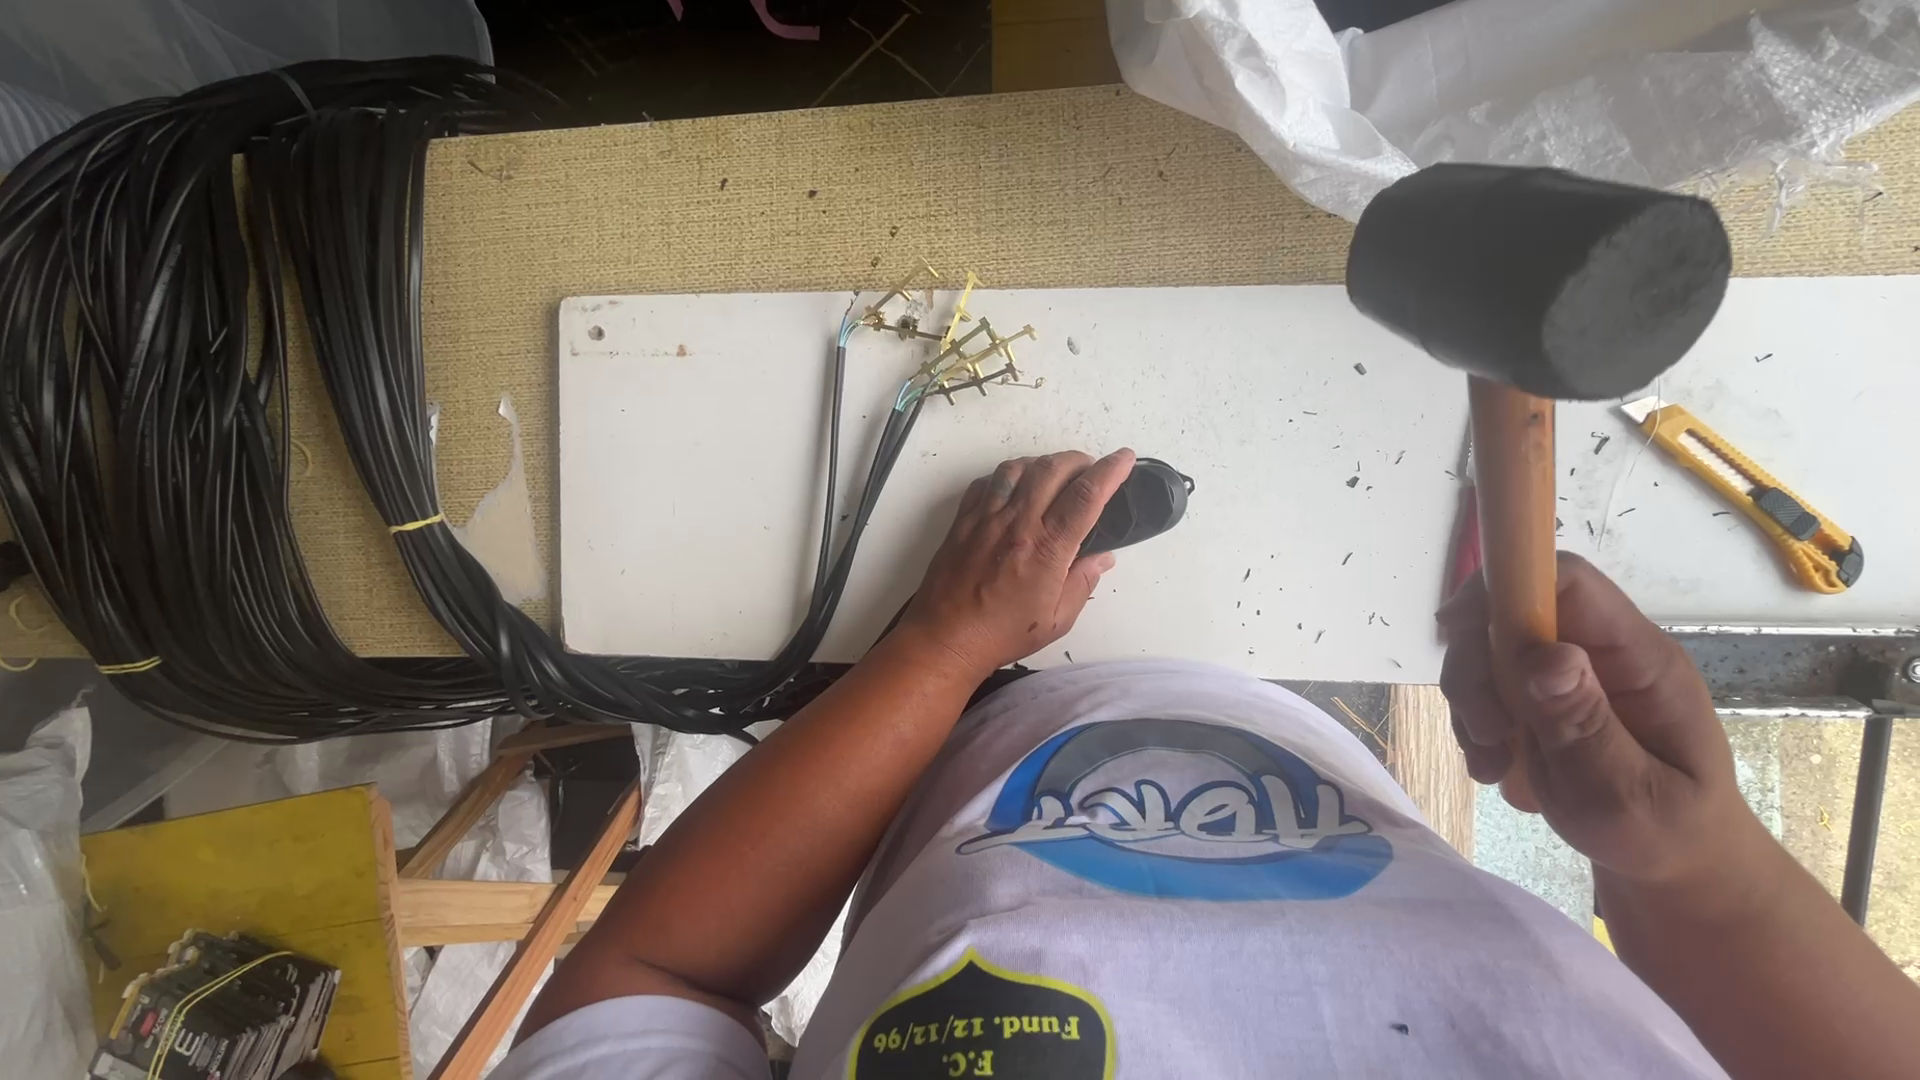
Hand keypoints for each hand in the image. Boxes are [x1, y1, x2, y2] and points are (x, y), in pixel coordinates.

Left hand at [893, 449, 1135, 682]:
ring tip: (1054, 474)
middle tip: (1090, 468)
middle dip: (1078, 460)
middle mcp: (1016, 524)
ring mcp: (985, 518)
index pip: (1086, 496)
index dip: (1110, 471)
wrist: (945, 638)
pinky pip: (985, 483)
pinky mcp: (962, 522)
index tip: (1125, 458)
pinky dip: (1005, 476)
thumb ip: (1083, 582)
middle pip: (1052, 469)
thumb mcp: (1057, 619)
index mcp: (1046, 548)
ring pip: (1016, 468)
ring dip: (1041, 463)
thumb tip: (1103, 558)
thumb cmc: (1002, 633)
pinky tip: (1014, 487)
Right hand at [1437, 553, 1759, 886]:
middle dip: (1475, 669)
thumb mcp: (1624, 793)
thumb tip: (1543, 655)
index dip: (1505, 587)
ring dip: (1470, 703)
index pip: (1566, 581)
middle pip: (1507, 615)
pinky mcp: (1540, 695)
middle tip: (1483, 732)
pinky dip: (1474, 723)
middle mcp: (1599, 651)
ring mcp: (1567, 672)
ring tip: (1490, 762)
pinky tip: (1492, 764)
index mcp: (1638, 658)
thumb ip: (1582, 723)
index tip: (1458, 633)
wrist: (1672, 869)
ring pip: (1485, 651)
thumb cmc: (1664, 835)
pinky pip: (1484, 685)